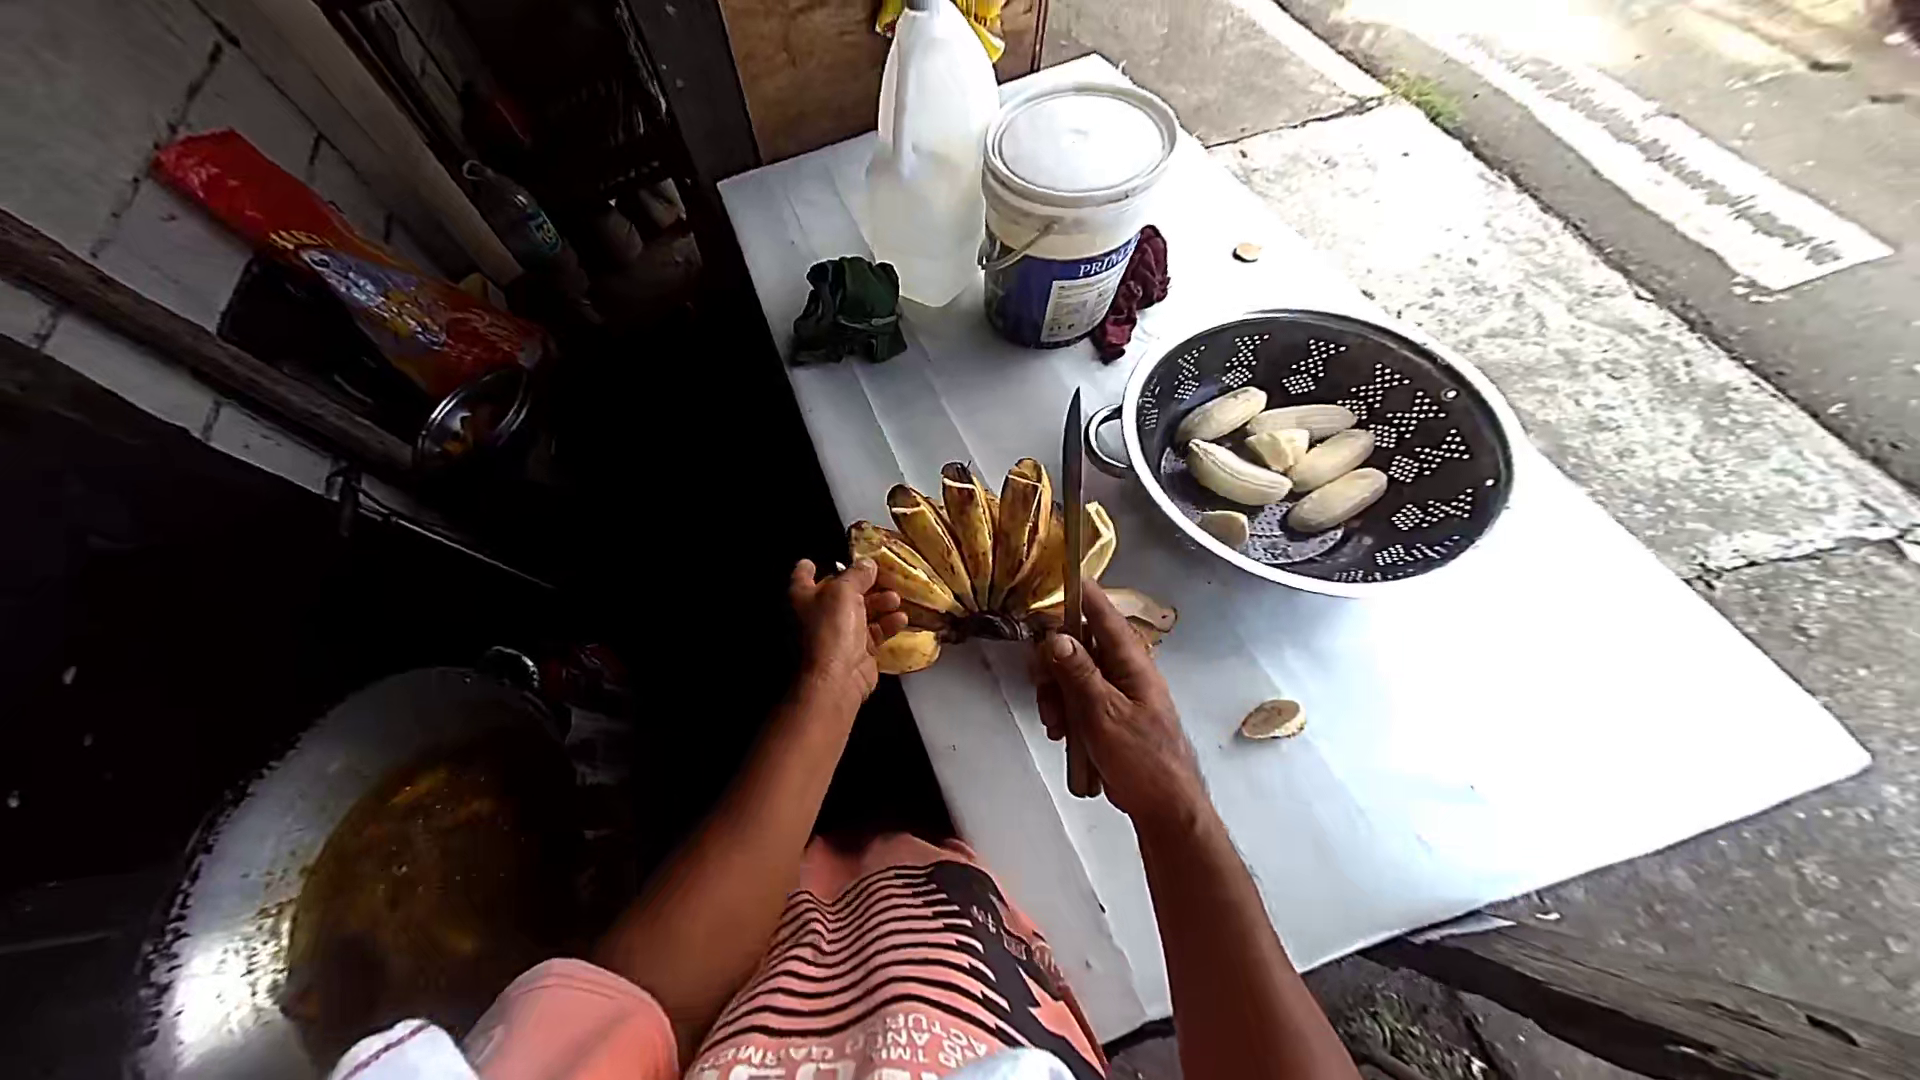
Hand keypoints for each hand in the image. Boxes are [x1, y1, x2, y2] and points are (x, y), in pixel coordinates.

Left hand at [790, 557, 906, 704]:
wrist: (836, 679)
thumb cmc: (831, 629)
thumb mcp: (844, 591)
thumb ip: (857, 574)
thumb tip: (868, 564)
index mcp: (803, 596)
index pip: (804, 574)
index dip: (814, 565)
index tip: (827, 558)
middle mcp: (817, 614)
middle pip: (842, 592)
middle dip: (864, 584)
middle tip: (884, 577)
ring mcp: (837, 634)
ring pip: (862, 611)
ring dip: (881, 603)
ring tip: (896, 599)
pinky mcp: (857, 651)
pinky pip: (875, 632)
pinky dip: (887, 624)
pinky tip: (901, 619)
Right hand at [1033, 583, 1207, 833]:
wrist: (1164, 806)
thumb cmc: (1141, 757)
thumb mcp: (1103, 714)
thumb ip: (1078, 673)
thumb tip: (1055, 635)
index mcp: (1130, 660)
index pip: (1102, 613)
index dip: (1079, 593)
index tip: (1054, 578)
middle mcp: (1122, 668)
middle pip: (1078, 644)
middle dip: (1053, 664)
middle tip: (1042, 687)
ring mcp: (1114, 690)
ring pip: (1072, 673)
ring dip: (1055, 694)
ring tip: (1056, 725)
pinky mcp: (1106, 712)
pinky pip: (1076, 697)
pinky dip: (1063, 710)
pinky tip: (1061, 733)